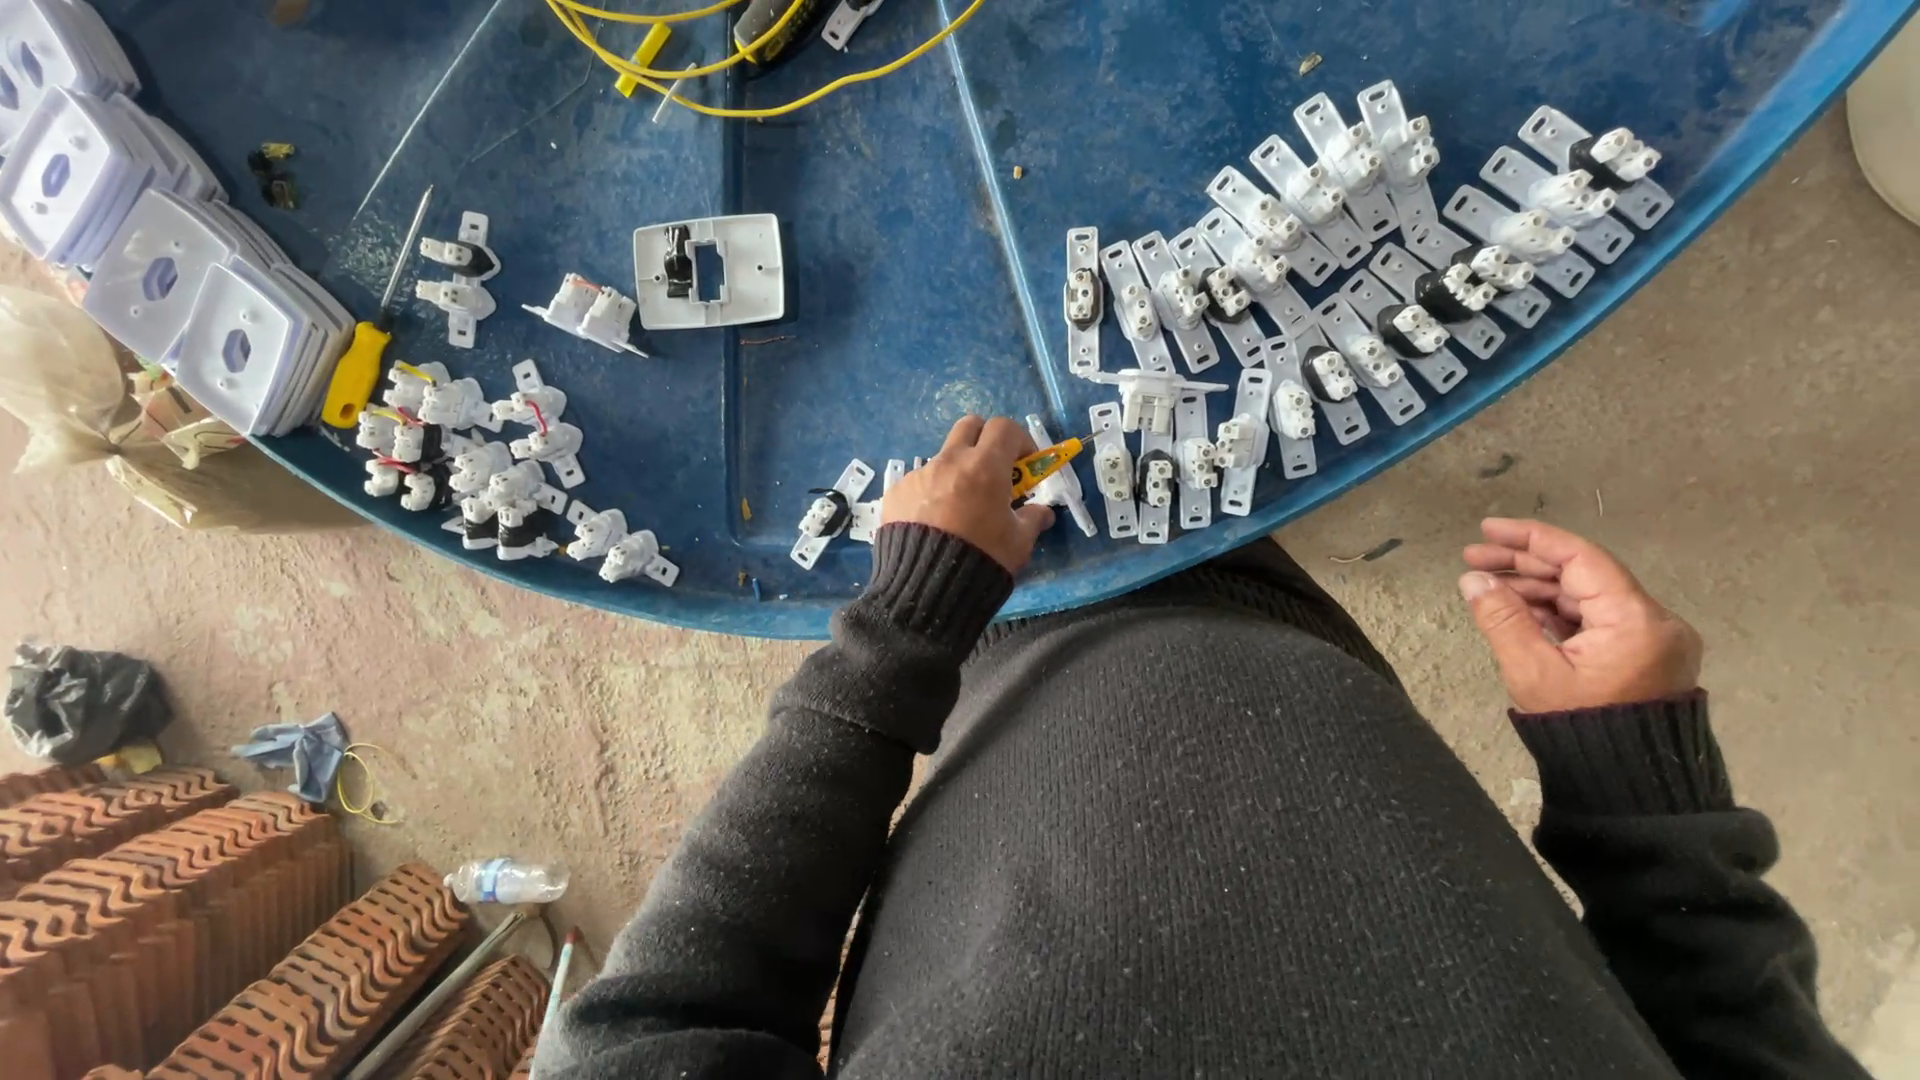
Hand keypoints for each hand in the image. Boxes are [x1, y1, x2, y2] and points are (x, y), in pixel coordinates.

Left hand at [883, 416, 1054, 573]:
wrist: (927, 587)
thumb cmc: (982, 558)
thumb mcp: (1019, 542)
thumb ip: (1032, 520)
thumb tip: (1042, 513)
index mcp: (985, 466)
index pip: (1005, 428)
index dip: (1019, 440)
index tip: (1024, 463)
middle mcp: (950, 461)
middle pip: (970, 426)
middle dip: (984, 440)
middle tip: (992, 469)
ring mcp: (919, 475)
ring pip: (943, 458)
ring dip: (956, 472)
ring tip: (960, 509)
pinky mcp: (896, 493)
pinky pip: (919, 483)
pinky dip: (931, 494)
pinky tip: (933, 524)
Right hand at [1459, 518, 1702, 712]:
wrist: (1628, 782)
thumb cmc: (1578, 722)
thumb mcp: (1531, 669)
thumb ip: (1502, 617)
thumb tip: (1473, 578)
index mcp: (1635, 619)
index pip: (1581, 558)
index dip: (1531, 539)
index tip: (1489, 529)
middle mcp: (1653, 620)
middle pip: (1582, 574)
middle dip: (1525, 563)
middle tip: (1473, 557)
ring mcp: (1650, 637)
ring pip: (1585, 595)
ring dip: (1535, 587)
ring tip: (1485, 584)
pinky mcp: (1640, 652)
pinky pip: (1593, 617)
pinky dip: (1553, 609)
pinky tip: (1515, 606)